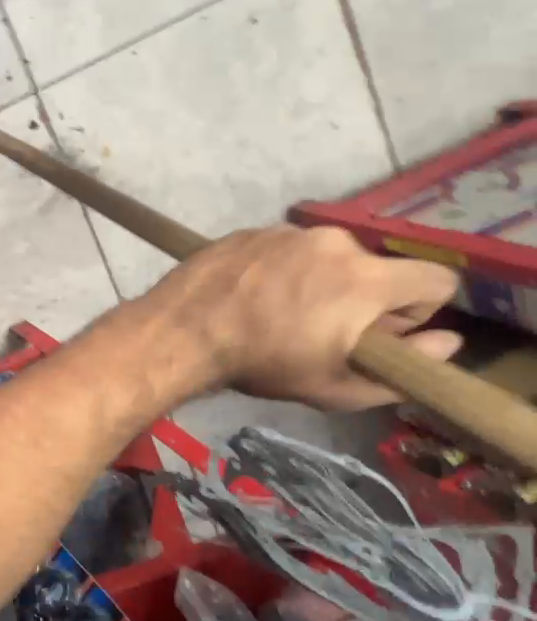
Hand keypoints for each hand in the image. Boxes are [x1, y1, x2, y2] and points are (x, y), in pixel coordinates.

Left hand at [142, 225, 461, 410]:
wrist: (175, 333)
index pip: (436, 280)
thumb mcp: (339, 387)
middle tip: (317, 328)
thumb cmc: (259, 362)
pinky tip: (246, 297)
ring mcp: (281, 233)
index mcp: (367, 276)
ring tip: (274, 313)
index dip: (417, 312)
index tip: (379, 333)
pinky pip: (279, 251)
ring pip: (323, 258)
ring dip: (314, 281)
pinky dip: (274, 270)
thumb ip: (405, 370)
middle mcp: (330, 242)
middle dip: (360, 297)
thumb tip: (445, 343)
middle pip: (374, 269)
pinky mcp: (242, 234)